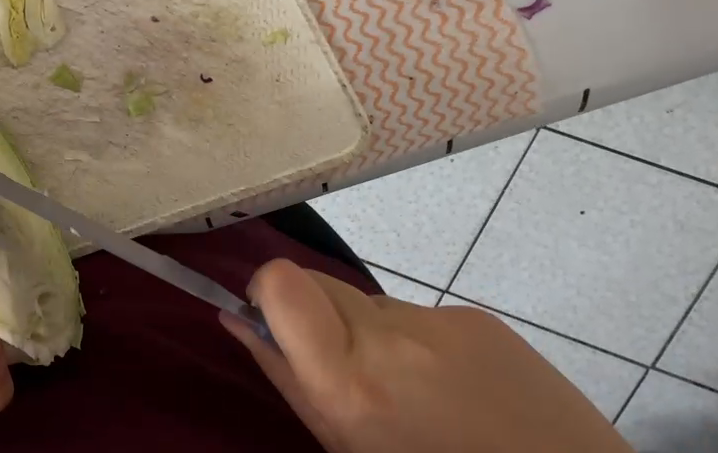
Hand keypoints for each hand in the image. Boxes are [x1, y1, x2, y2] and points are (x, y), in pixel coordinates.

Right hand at [225, 259, 633, 452]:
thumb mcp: (346, 445)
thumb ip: (288, 377)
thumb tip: (235, 318)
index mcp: (348, 380)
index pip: (280, 280)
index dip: (268, 291)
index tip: (277, 322)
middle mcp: (389, 340)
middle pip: (319, 284)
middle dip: (322, 317)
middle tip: (354, 372)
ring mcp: (441, 325)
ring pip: (373, 305)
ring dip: (380, 338)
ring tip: (426, 397)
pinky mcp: (482, 320)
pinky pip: (424, 318)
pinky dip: (428, 348)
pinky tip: (464, 395)